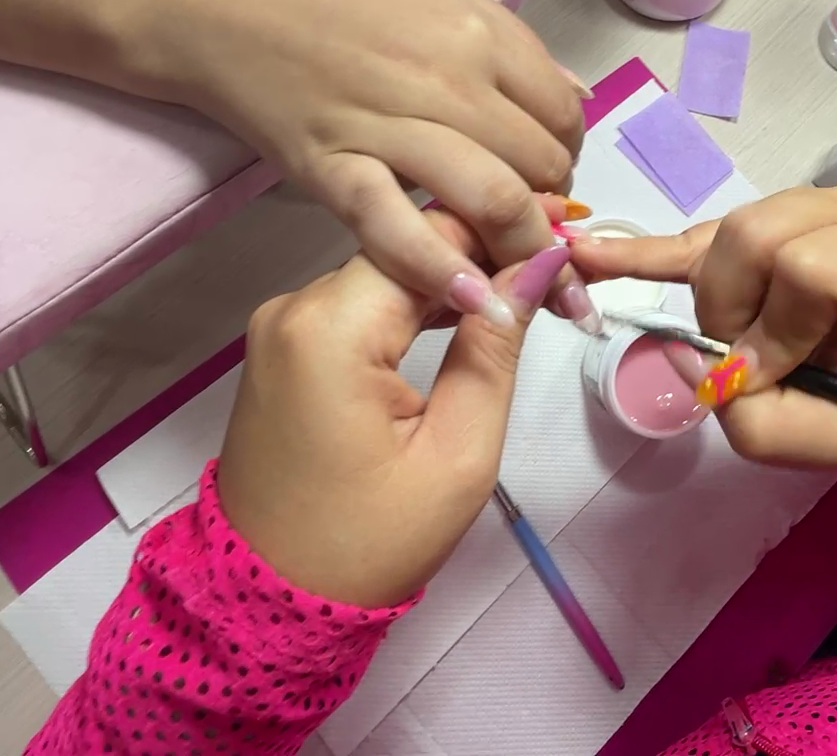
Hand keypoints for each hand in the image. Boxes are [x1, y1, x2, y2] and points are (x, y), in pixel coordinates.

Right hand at [145, 0, 590, 330]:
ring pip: (494, 199)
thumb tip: (573, 96)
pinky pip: (400, 229)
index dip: (570, 153)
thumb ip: (511, 46)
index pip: (563, 113)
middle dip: (554, 205)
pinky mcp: (334, 170)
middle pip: (541, 164)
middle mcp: (449, 79)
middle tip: (536, 221)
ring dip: (524, 245)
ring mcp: (390, 127)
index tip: (554, 173)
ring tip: (522, 267)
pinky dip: (443, 270)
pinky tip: (474, 302)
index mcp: (478, 30)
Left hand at [215, 213, 569, 606]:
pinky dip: (423, 299)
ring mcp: (289, 322)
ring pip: (394, 267)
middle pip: (411, 245)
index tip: (568, 242)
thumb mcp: (458, 451)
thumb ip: (496, 346)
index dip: (506, 232)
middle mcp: (298, 306)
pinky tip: (473, 305)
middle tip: (561, 267)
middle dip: (489, 253)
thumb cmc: (371, 541)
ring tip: (531, 282)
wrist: (269, 602)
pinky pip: (370, 298)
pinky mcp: (293, 341)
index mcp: (331, 328)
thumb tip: (538, 263)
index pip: (432, 239)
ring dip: (461, 276)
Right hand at [570, 185, 836, 469]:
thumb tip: (690, 357)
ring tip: (735, 334)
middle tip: (746, 358)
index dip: (775, 333)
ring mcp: (799, 201)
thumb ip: (764, 423)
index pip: (810, 271)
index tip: (767, 374)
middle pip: (752, 242)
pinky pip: (685, 237)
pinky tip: (585, 255)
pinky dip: (635, 253)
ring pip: (723, 235)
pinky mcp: (749, 218)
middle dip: (731, 316)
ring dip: (712, 300)